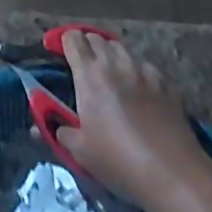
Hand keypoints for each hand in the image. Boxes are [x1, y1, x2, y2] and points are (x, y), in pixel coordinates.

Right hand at [55, 32, 211, 206]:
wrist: (172, 173)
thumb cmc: (118, 160)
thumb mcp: (80, 151)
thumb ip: (58, 131)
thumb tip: (38, 126)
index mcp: (89, 74)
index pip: (73, 39)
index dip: (64, 41)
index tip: (59, 52)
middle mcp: (114, 64)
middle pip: (96, 38)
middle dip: (87, 46)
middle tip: (83, 66)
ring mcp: (142, 71)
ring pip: (121, 48)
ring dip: (111, 55)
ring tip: (110, 75)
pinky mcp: (164, 83)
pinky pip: (144, 66)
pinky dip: (136, 71)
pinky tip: (138, 89)